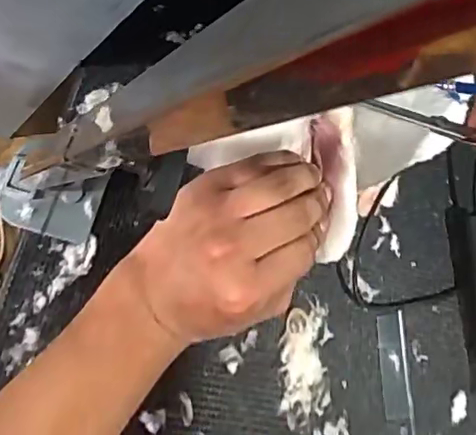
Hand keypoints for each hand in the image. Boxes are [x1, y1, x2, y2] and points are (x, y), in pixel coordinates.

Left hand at [111, 151, 329, 344]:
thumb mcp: (253, 313)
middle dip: (317, 203)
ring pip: (279, 184)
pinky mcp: (207, 185)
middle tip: (324, 196)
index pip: (304, 249)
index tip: (320, 226)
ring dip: (304, 177)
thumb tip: (315, 233)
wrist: (152, 291)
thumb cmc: (203, 307)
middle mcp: (233, 247)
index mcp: (247, 287)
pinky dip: (279, 161)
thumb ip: (289, 278)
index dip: (318, 234)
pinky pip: (254, 164)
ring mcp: (219, 211)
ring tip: (313, 177)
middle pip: (296, 213)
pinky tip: (291, 164)